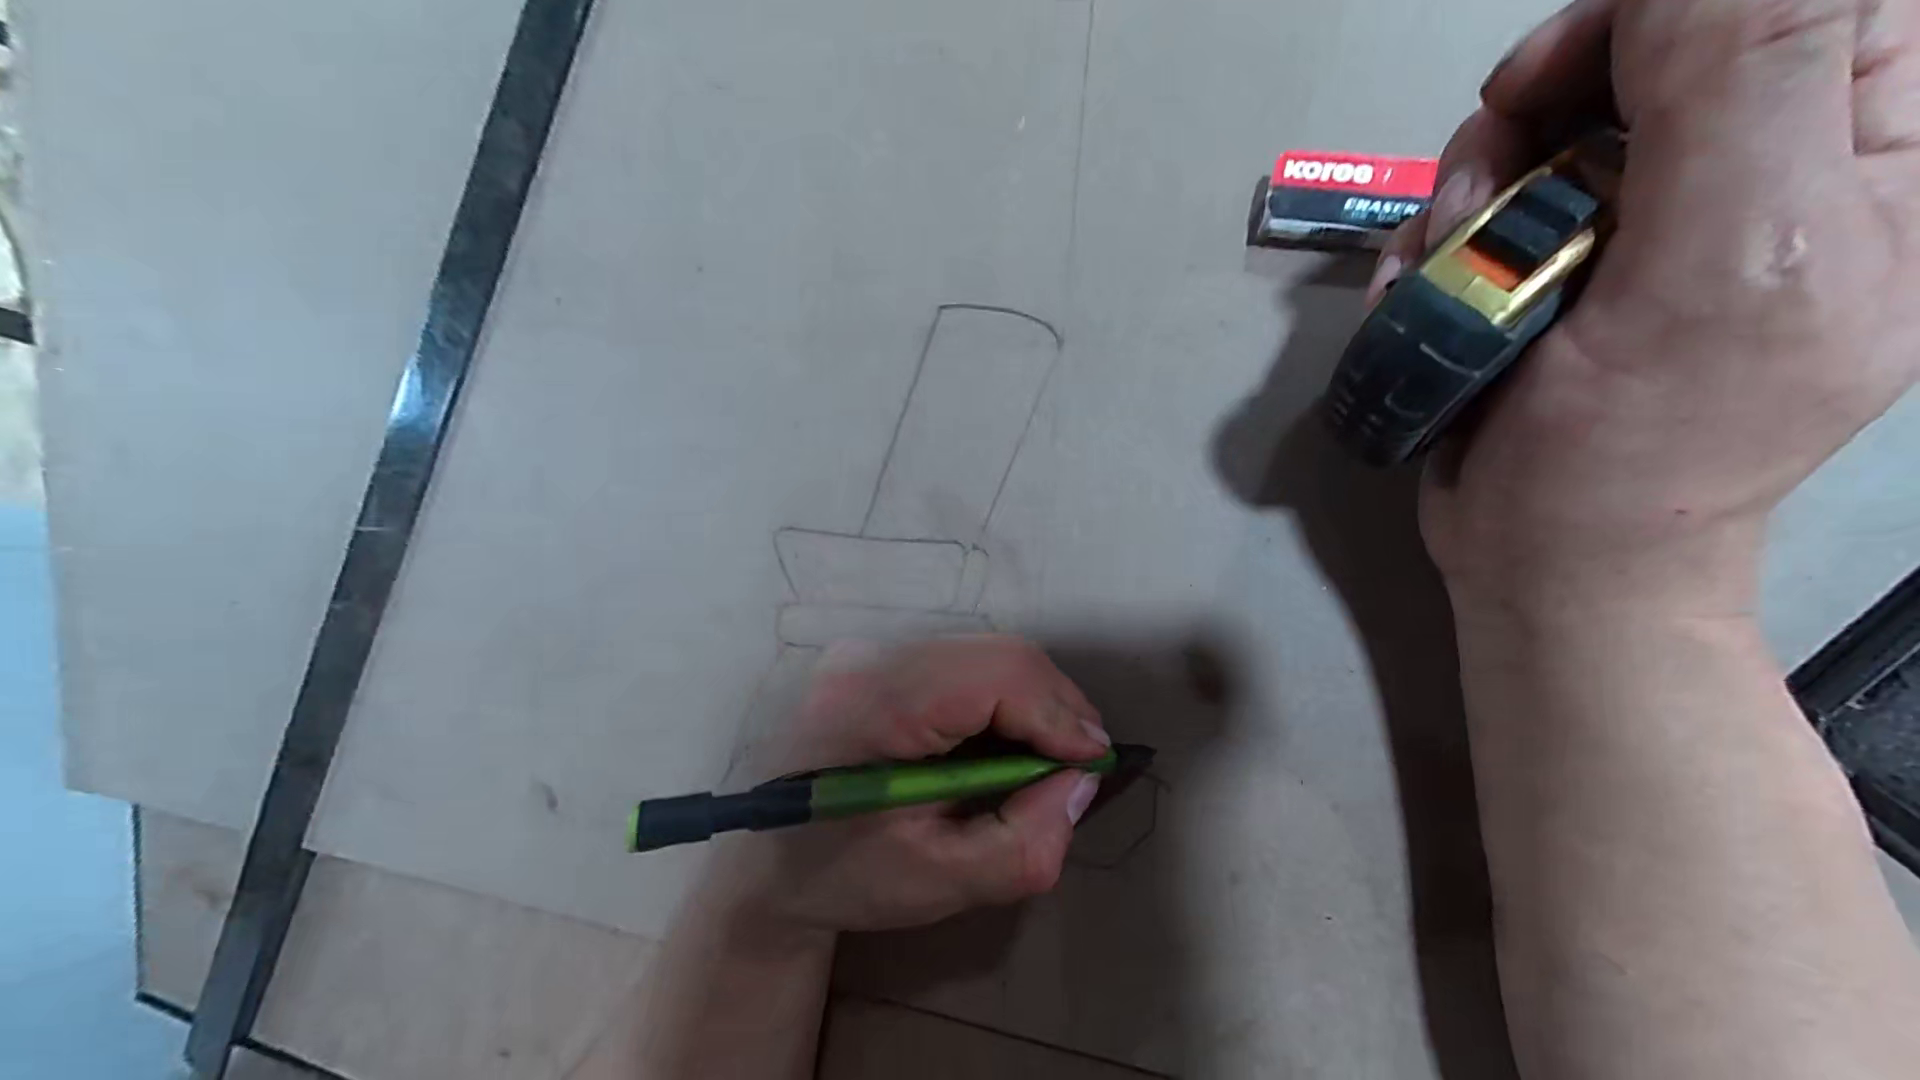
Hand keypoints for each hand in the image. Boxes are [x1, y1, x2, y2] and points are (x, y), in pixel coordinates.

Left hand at [703, 635, 1108, 936]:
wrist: (761, 861)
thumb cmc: (840, 878)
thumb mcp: (939, 885)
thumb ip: (1024, 843)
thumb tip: (1079, 781)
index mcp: (872, 705)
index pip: (993, 675)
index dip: (1057, 713)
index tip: (1094, 764)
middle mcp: (869, 657)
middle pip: (996, 652)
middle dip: (1054, 704)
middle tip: (1081, 760)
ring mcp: (869, 649)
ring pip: (985, 651)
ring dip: (1032, 698)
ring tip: (1049, 753)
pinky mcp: (875, 656)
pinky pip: (962, 660)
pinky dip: (1002, 695)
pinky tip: (1006, 737)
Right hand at [1376, 0, 1919, 615]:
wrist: (1546, 561)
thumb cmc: (1641, 448)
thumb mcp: (1730, 270)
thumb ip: (1743, 89)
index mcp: (1861, 155)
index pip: (1787, 2)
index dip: (1648, 17)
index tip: (1542, 87)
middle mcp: (1747, 180)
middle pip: (1635, 62)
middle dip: (1530, 119)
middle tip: (1476, 200)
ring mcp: (1627, 238)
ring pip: (1534, 147)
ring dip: (1462, 200)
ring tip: (1435, 278)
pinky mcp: (1539, 286)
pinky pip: (1475, 225)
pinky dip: (1428, 255)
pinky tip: (1413, 301)